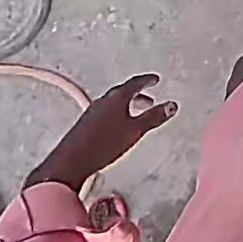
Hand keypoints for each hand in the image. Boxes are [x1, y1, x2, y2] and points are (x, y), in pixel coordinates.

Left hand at [24, 74, 176, 191]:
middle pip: (123, 92)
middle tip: (148, 94)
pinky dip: (116, 114)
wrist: (70, 162)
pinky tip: (117, 127)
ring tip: (135, 113)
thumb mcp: (135, 130)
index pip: (135, 83)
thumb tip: (172, 105)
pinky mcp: (85, 125)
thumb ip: (154, 117)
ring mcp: (93, 112)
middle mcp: (104, 101)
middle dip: (138, 93)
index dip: (147, 80)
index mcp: (117, 97)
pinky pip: (105, 113)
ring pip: (113, 103)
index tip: (154, 78)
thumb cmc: (102, 144)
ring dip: (126, 104)